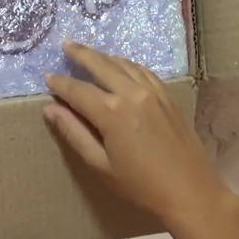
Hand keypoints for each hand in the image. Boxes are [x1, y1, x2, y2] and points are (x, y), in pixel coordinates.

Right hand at [44, 42, 238, 233]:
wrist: (191, 192)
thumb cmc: (140, 186)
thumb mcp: (100, 165)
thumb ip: (74, 134)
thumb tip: (51, 109)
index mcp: (112, 113)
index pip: (78, 90)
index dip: (60, 84)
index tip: (47, 78)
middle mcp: (132, 94)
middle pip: (102, 66)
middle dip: (81, 54)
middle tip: (66, 45)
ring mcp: (154, 92)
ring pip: (124, 64)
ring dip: (104, 56)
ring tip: (89, 52)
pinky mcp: (168, 97)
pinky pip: (144, 71)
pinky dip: (127, 64)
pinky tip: (122, 65)